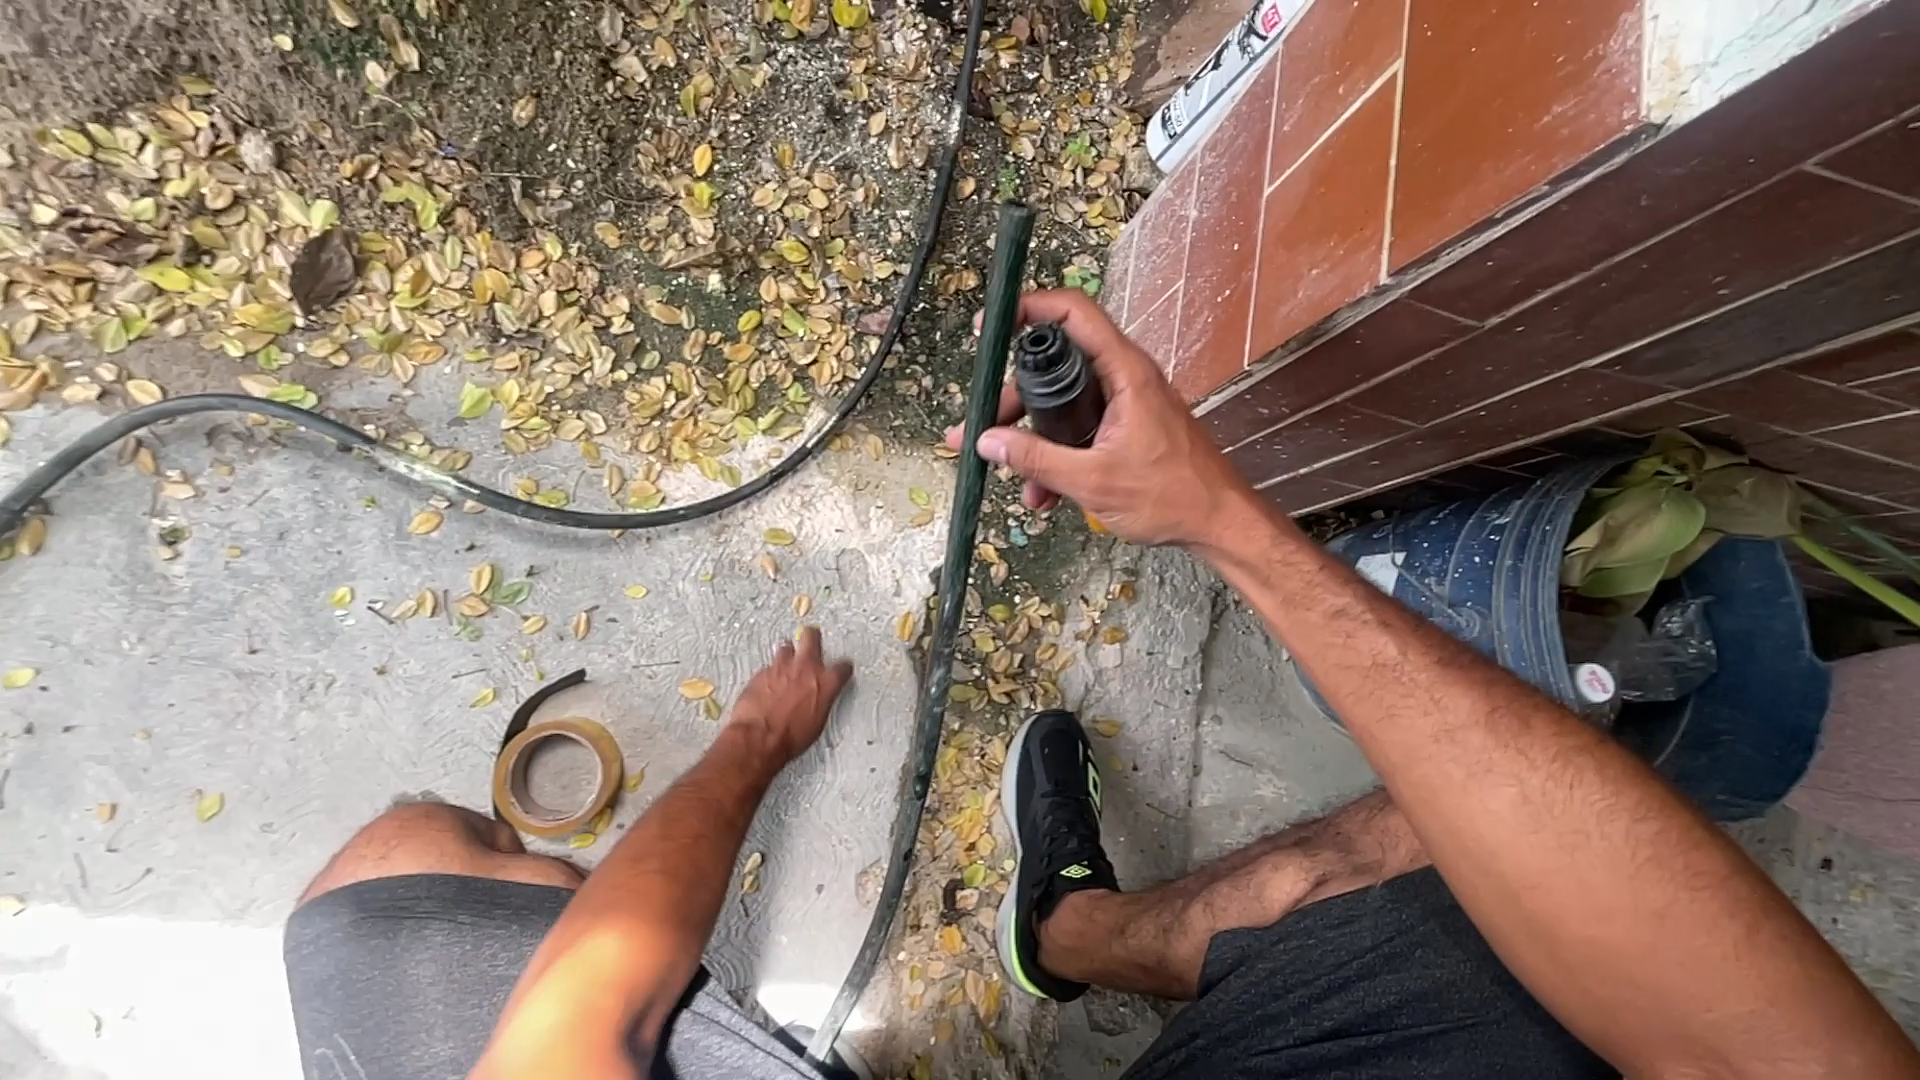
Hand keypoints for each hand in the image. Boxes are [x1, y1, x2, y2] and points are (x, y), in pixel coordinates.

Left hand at [727, 626, 852, 763]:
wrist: (760, 737)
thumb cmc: (790, 737)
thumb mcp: (818, 722)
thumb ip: (822, 701)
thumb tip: (820, 700)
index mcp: (826, 682)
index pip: (843, 667)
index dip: (842, 668)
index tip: (841, 670)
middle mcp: (805, 668)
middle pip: (811, 637)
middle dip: (811, 637)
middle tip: (811, 638)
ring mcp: (781, 667)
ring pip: (786, 647)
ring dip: (787, 654)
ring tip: (786, 662)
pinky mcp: (761, 672)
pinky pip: (768, 666)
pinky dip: (770, 673)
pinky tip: (768, 683)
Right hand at [944, 290, 1257, 547]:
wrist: (1218, 523)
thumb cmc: (1174, 496)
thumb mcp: (1093, 481)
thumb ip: (1036, 459)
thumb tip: (988, 441)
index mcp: (1124, 373)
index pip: (1073, 312)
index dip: (1029, 308)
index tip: (991, 324)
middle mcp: (1123, 378)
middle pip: (1054, 367)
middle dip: (1013, 400)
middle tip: (983, 425)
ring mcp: (1123, 403)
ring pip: (1061, 405)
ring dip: (1033, 440)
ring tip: (1013, 475)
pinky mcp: (1123, 428)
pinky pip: (1077, 431)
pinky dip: (1057, 456)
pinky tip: (1045, 493)